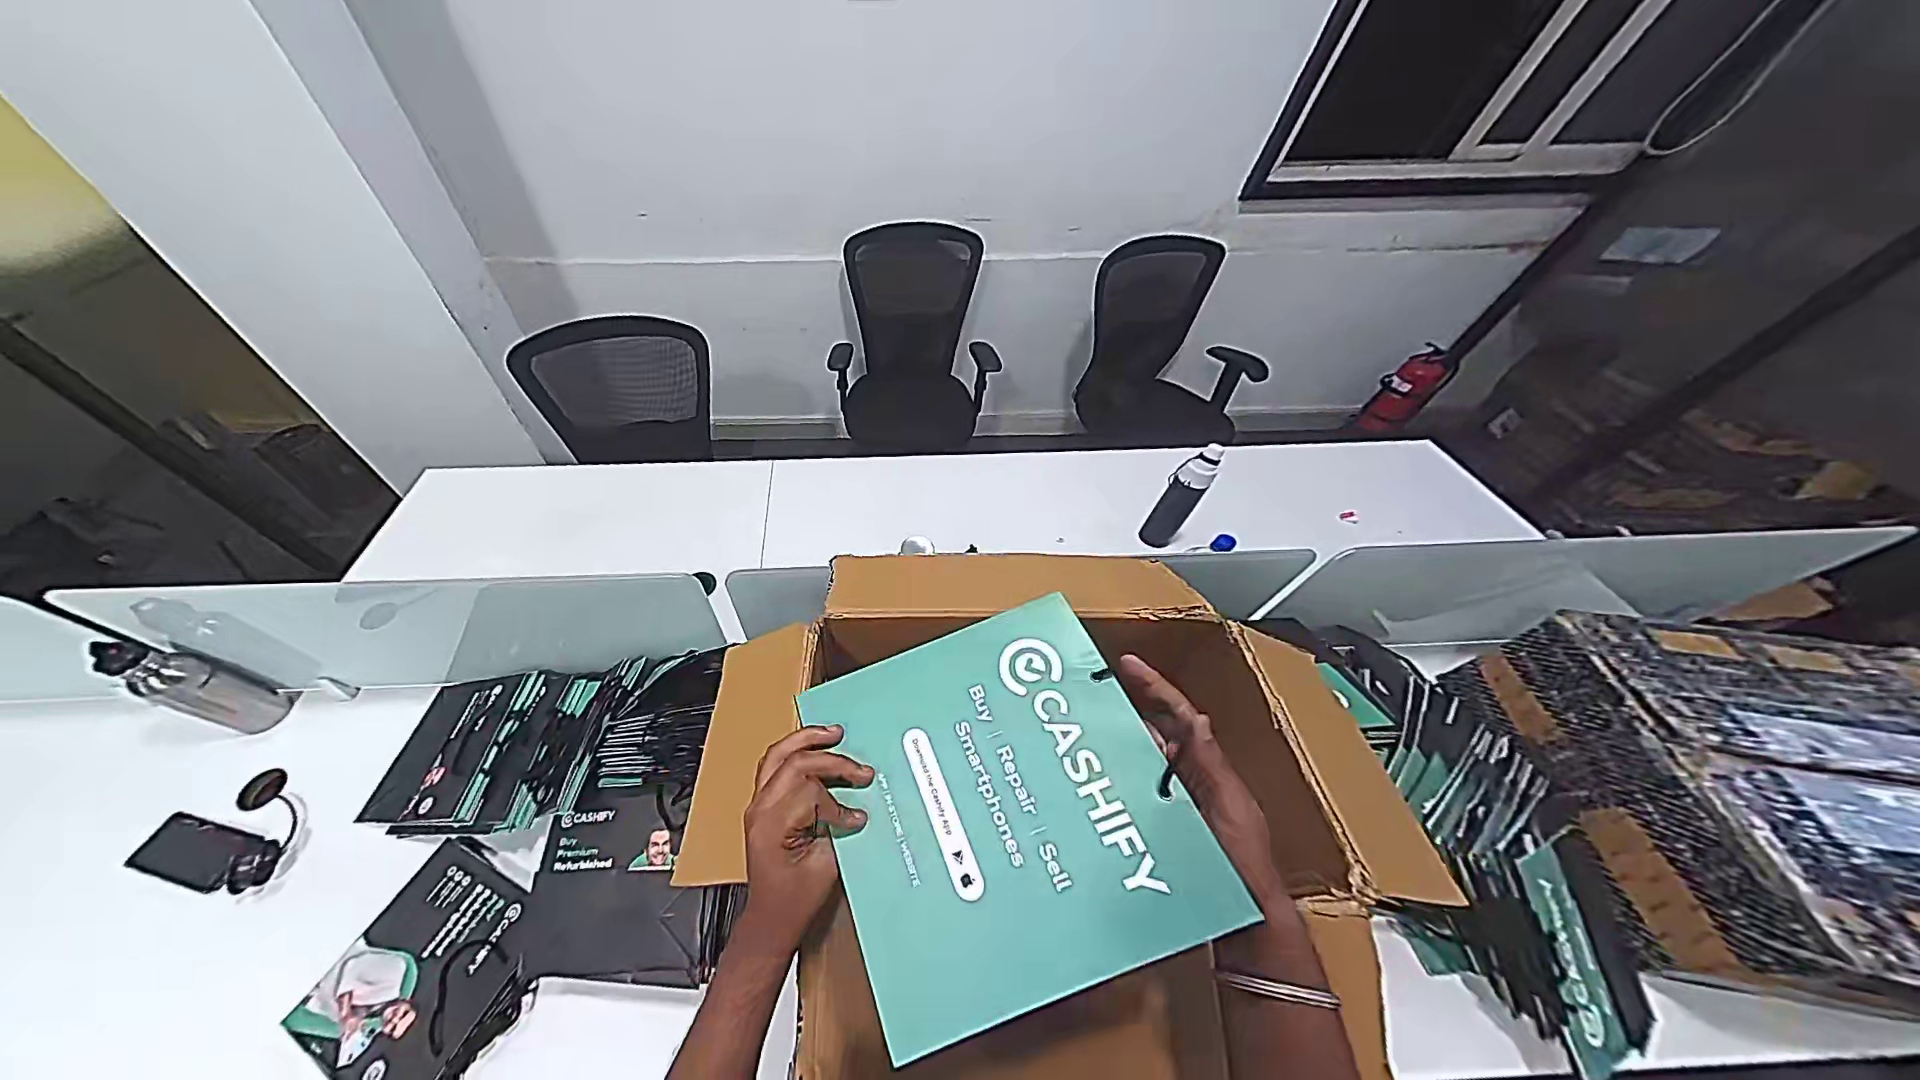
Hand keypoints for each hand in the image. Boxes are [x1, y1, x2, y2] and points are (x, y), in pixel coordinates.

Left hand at [736, 725, 873, 955]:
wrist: (770, 919)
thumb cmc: (795, 900)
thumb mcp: (825, 866)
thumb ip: (839, 828)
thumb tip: (857, 806)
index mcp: (771, 825)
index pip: (810, 790)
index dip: (837, 802)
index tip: (855, 818)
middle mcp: (759, 808)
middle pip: (795, 763)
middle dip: (831, 761)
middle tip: (859, 768)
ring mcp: (757, 803)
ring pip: (778, 754)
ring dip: (807, 740)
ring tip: (833, 733)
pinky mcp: (762, 803)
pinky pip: (774, 764)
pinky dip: (795, 750)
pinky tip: (815, 746)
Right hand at [1116, 654, 1285, 909]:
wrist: (1245, 924)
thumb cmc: (1245, 870)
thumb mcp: (1232, 814)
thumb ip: (1213, 769)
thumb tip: (1196, 718)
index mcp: (1210, 769)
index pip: (1179, 717)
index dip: (1154, 687)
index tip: (1126, 664)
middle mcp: (1190, 779)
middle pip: (1154, 733)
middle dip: (1126, 709)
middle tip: (1092, 695)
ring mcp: (1174, 802)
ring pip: (1140, 760)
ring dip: (1117, 743)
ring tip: (1085, 731)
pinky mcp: (1160, 825)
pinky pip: (1134, 792)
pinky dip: (1115, 779)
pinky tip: (1093, 779)